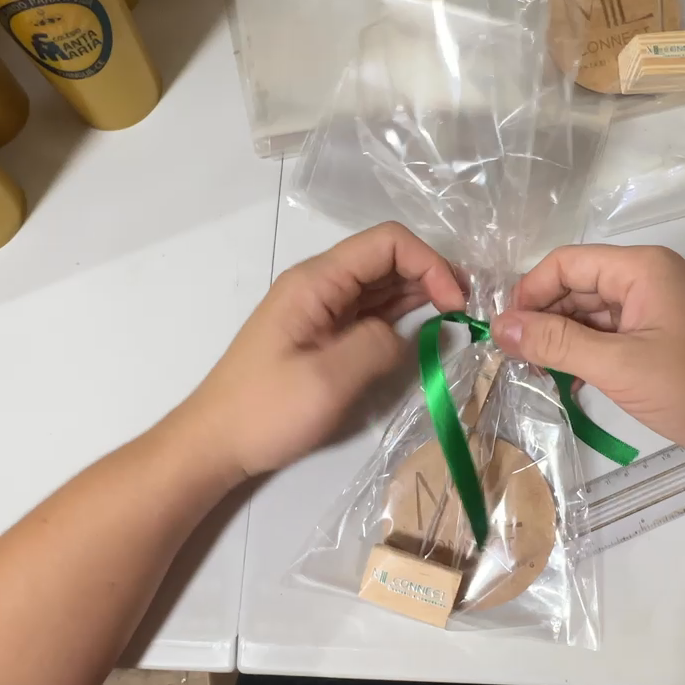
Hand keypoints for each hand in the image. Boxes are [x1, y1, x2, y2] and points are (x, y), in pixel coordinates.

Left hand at [177, 223, 464, 483]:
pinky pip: (371, 313)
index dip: (429, 263)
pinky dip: (402, 317)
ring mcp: (322, 309)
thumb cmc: (266, 410)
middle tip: (467, 311)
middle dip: (432, 276)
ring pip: (382, 285)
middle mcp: (321, 285)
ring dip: (421, 295)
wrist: (216, 442)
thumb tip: (406, 336)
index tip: (455, 304)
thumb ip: (378, 346)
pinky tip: (426, 331)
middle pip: (387, 259)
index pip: (386, 243)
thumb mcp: (328, 380)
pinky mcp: (325, 334)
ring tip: (457, 318)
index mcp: (316, 281)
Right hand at [490, 245, 684, 472]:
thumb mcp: (621, 366)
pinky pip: (614, 339)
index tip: (503, 335)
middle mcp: (650, 280)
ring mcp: (660, 312)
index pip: (565, 264)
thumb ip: (557, 343)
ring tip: (540, 377)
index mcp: (641, 268)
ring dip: (564, 343)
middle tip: (516, 362)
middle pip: (578, 287)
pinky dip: (589, 358)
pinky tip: (573, 385)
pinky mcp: (667, 342)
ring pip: (594, 316)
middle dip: (544, 320)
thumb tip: (499, 325)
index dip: (528, 294)